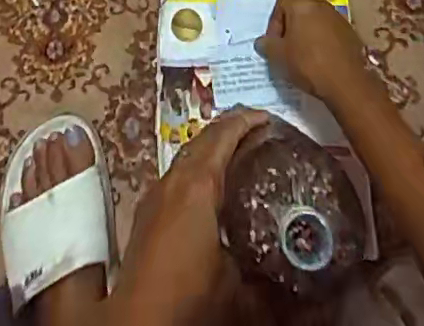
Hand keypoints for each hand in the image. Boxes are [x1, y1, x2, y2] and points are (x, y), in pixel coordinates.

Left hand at [111, 106, 270, 325]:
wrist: (134, 324)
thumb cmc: (188, 294)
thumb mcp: (235, 281)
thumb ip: (261, 262)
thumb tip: (290, 265)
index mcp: (197, 183)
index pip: (223, 135)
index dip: (246, 121)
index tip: (268, 117)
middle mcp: (174, 180)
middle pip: (203, 139)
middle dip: (230, 129)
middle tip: (258, 130)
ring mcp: (156, 195)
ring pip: (188, 155)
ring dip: (213, 148)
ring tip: (238, 153)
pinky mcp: (147, 214)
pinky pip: (178, 174)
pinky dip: (199, 167)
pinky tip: (210, 187)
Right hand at [254, 0, 377, 107]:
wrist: (347, 82)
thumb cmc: (308, 64)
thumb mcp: (278, 57)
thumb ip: (267, 45)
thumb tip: (263, 41)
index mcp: (302, 5)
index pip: (281, 3)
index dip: (273, 22)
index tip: (274, 43)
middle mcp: (321, 4)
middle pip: (299, 10)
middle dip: (290, 28)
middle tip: (286, 49)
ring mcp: (338, 17)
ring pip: (315, 20)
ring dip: (306, 34)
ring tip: (302, 56)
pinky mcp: (350, 31)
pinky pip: (329, 31)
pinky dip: (322, 41)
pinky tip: (320, 60)